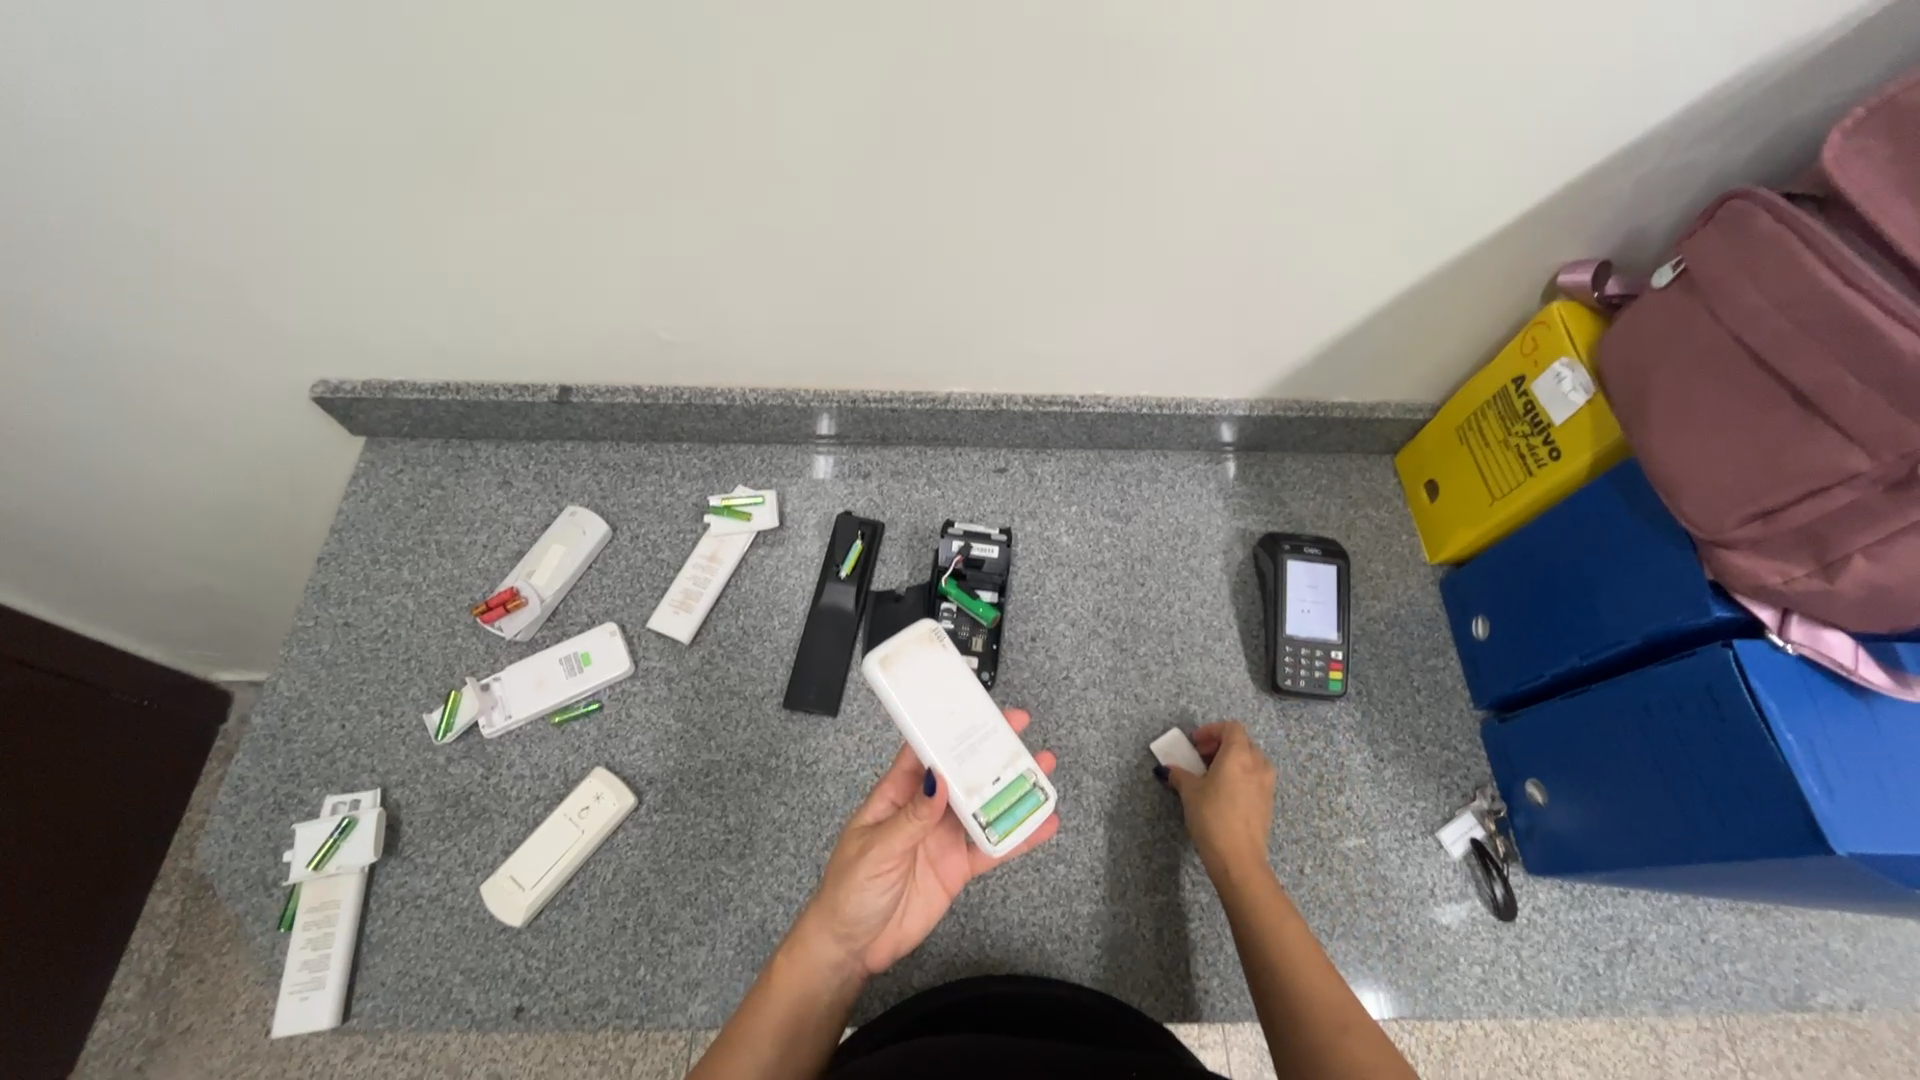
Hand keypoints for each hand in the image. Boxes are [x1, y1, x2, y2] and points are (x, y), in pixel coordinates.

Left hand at [791, 708, 1059, 980]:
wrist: (854, 946)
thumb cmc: (849, 889)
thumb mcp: (877, 849)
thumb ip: (912, 818)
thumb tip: (939, 781)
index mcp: (896, 795)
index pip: (926, 754)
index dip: (951, 733)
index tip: (978, 714)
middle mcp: (924, 810)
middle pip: (963, 775)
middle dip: (991, 754)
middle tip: (1022, 731)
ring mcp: (943, 838)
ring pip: (984, 808)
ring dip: (1011, 791)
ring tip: (1043, 773)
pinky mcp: (957, 867)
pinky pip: (991, 848)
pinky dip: (1017, 837)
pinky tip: (1041, 826)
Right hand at [1161, 721, 1276, 878]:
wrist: (1238, 857)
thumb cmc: (1212, 816)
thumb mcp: (1189, 792)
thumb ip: (1179, 775)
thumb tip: (1169, 769)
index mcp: (1239, 755)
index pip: (1231, 728)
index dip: (1212, 730)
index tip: (1195, 743)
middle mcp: (1258, 764)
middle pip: (1243, 742)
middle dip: (1220, 745)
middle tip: (1200, 757)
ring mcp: (1267, 784)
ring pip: (1252, 760)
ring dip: (1232, 760)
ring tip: (1212, 775)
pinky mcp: (1269, 802)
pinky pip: (1255, 777)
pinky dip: (1241, 776)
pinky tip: (1224, 793)